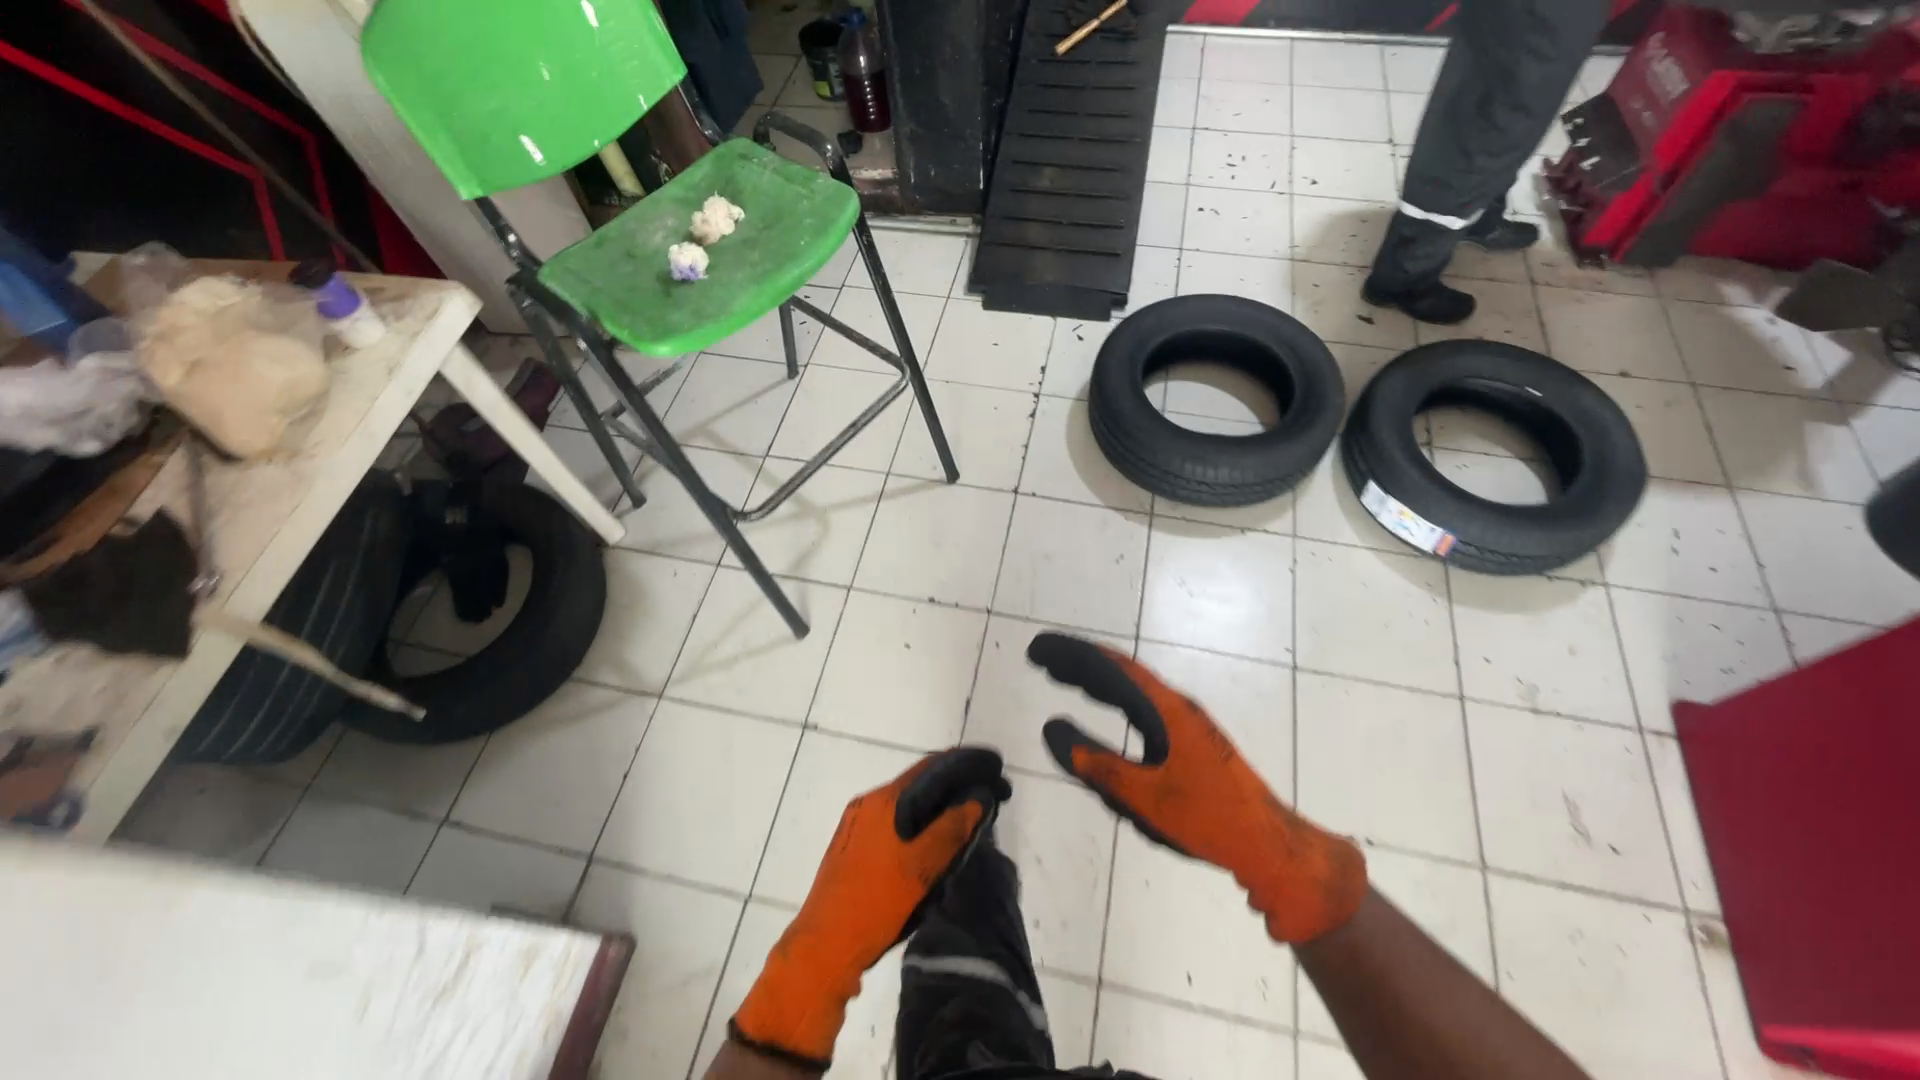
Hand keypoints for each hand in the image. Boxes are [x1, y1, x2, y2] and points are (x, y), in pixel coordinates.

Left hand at [731, 747, 1010, 1068]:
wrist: (823, 948)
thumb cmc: (874, 903)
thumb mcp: (920, 868)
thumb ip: (950, 830)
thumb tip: (977, 799)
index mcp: (881, 801)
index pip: (930, 767)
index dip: (964, 765)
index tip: (994, 769)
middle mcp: (867, 806)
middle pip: (918, 785)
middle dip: (955, 788)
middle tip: (990, 798)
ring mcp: (858, 828)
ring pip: (907, 808)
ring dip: (938, 809)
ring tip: (971, 819)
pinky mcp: (855, 849)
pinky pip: (896, 825)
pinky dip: (922, 826)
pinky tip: (940, 842)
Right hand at [1028, 632, 1364, 943]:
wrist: (1269, 845)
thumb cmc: (1210, 819)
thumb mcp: (1146, 796)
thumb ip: (1099, 765)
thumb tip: (1052, 729)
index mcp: (1168, 711)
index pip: (1112, 669)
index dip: (1073, 656)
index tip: (1039, 650)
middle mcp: (1176, 709)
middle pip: (1121, 674)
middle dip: (1079, 664)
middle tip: (1041, 659)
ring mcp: (1185, 726)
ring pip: (1132, 692)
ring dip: (1096, 682)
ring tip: (1063, 677)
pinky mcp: (1189, 744)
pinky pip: (1141, 711)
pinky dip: (1114, 704)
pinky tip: (1106, 713)